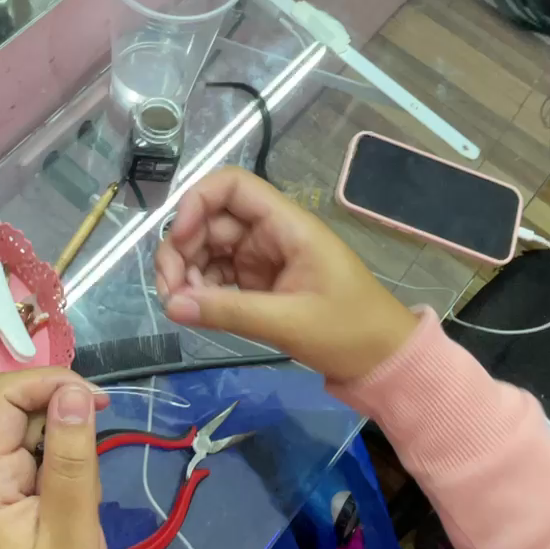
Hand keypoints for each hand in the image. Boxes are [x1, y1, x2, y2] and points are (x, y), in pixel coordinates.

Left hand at [0, 369, 113, 548]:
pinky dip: (66, 463)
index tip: (95, 401)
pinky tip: (79, 501)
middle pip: (14, 407)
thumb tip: (74, 391)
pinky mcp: (14, 495)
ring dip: (67, 442)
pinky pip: (39, 454)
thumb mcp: (73, 531)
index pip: (0, 398)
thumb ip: (73, 459)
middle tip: (97, 447)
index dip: (46, 383)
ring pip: (31, 427)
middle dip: (60, 412)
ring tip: (85, 494)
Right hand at [155, 167, 417, 382]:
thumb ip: (228, 311)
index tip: (181, 238)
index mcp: (286, 225)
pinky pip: (216, 276)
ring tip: (177, 305)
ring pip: (207, 249)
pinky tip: (192, 310)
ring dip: (185, 272)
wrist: (381, 361)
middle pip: (209, 221)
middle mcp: (269, 234)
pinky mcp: (256, 284)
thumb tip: (171, 306)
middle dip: (181, 249)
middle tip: (168, 291)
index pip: (232, 186)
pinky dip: (199, 290)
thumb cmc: (349, 331)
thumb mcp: (289, 322)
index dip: (198, 201)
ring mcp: (261, 259)